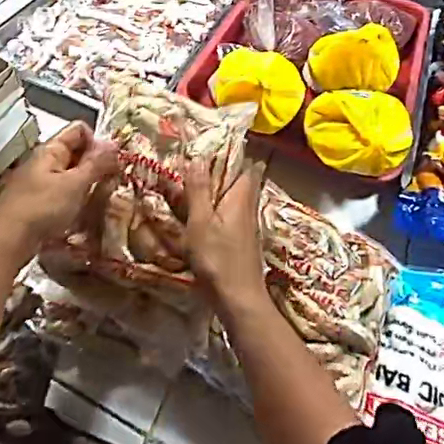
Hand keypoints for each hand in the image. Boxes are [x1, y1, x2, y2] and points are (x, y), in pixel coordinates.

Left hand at [0, 122, 116, 252]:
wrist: (8, 241)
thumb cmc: (42, 208)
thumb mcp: (75, 184)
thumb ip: (96, 164)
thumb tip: (114, 144)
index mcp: (51, 150)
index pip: (79, 130)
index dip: (98, 141)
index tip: (110, 161)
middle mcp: (44, 161)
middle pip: (76, 151)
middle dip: (95, 164)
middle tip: (111, 181)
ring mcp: (39, 182)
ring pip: (71, 174)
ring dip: (87, 183)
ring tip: (100, 198)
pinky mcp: (38, 202)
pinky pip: (63, 192)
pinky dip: (75, 198)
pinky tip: (83, 212)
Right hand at [183, 159, 268, 311]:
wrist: (239, 300)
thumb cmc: (218, 259)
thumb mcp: (200, 223)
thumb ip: (198, 191)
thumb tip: (198, 156)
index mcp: (242, 196)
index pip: (248, 164)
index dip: (236, 152)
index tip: (215, 143)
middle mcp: (249, 206)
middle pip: (242, 180)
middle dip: (225, 170)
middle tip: (199, 162)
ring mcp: (247, 225)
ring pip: (236, 197)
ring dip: (219, 190)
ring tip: (194, 184)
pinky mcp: (241, 240)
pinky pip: (230, 214)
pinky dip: (218, 208)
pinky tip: (200, 215)